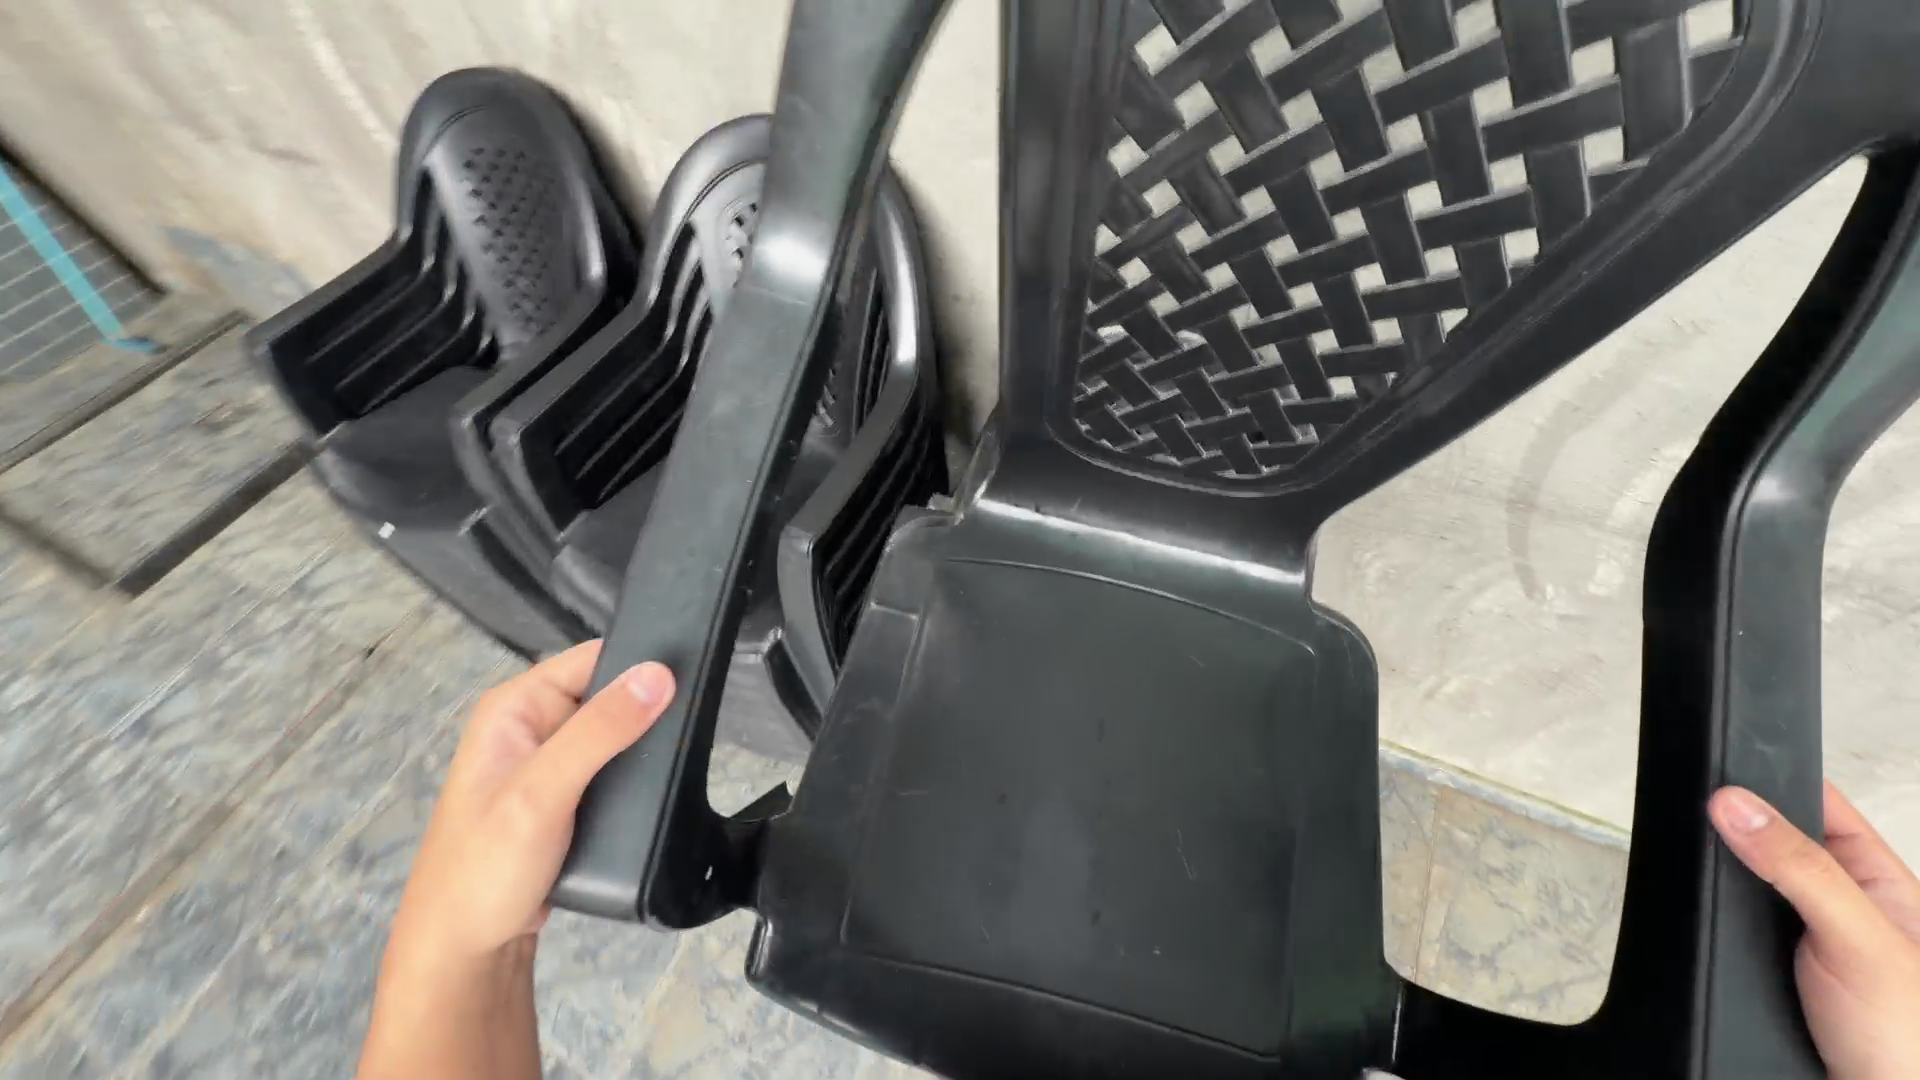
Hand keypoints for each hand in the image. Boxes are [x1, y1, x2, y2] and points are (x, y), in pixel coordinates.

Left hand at [393, 640, 675, 960]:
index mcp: (516, 706)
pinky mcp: (568, 791)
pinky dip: (639, 769)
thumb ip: (600, 731)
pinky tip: (661, 779)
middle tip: (694, 719)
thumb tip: (660, 674)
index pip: (594, 658)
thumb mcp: (542, 793)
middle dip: (648, 704)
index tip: (690, 674)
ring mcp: (551, 758)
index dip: (642, 660)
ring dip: (646, 740)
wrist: (467, 951)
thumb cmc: (486, 869)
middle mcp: (533, 722)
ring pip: (617, 729)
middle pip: (610, 690)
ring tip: (685, 750)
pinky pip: (615, 762)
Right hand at [1710, 782, 1919, 1079]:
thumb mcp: (1862, 945)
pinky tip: (1690, 898)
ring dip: (1711, 865)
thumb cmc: (1911, 1045)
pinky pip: (1720, 910)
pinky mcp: (1762, 952)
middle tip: (1691, 806)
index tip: (1718, 763)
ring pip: (1738, 872)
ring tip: (1687, 848)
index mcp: (1885, 885)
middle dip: (1727, 820)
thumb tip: (1736, 804)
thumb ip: (1801, 870)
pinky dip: (1700, 901)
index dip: (1771, 777)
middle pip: (1769, 833)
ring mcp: (1799, 927)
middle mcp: (1842, 900)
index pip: (1822, 804)